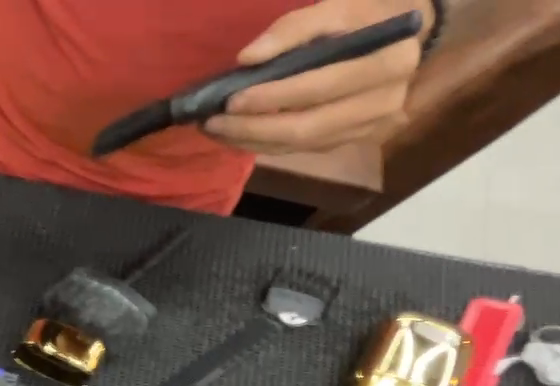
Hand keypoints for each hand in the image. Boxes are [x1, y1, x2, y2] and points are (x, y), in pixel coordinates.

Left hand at [205, 0, 431, 155]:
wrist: (393, 40)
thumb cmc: (359, 20)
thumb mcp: (333, 10)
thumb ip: (292, 29)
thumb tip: (248, 57)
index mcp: (390, 61)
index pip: (321, 88)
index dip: (273, 98)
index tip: (231, 100)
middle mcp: (384, 101)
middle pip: (304, 127)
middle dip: (251, 127)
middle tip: (212, 122)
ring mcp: (365, 127)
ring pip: (295, 145)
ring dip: (247, 140)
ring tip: (213, 129)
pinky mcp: (344, 141)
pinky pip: (293, 151)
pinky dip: (257, 144)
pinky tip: (232, 134)